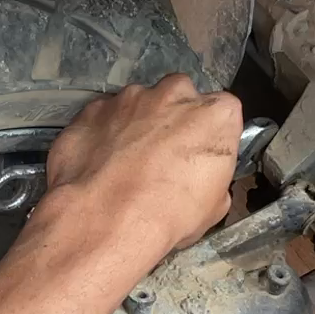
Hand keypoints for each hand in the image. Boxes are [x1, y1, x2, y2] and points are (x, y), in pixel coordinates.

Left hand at [40, 75, 240, 256]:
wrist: (109, 219)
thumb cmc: (170, 214)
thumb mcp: (214, 207)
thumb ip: (212, 175)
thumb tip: (202, 180)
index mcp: (215, 113)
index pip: (222, 113)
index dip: (210, 135)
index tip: (201, 156)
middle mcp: (173, 94)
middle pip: (179, 97)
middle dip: (172, 120)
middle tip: (162, 157)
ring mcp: (129, 99)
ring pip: (137, 105)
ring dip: (135, 127)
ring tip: (126, 165)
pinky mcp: (92, 110)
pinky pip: (102, 119)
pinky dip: (102, 135)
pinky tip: (100, 166)